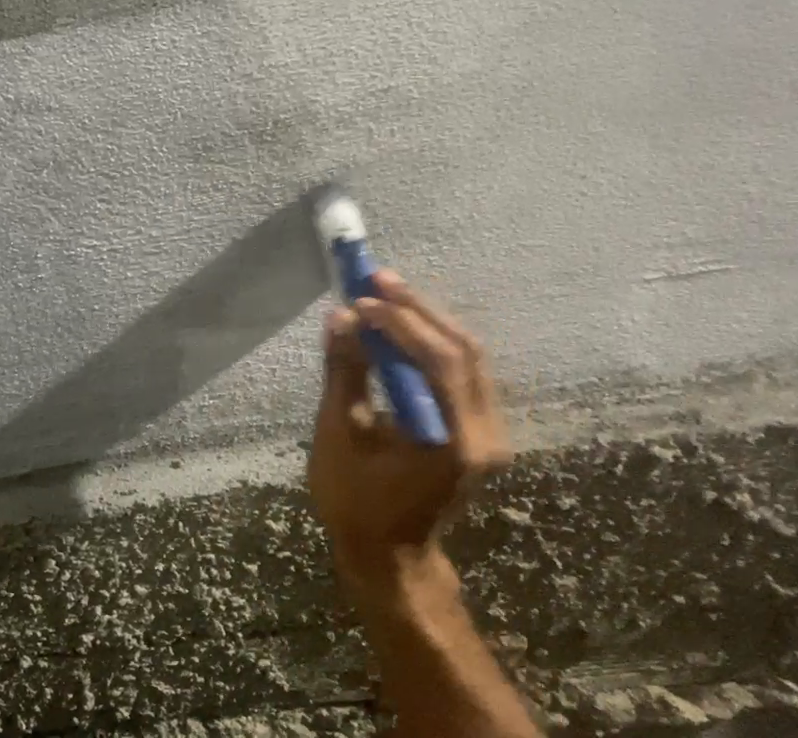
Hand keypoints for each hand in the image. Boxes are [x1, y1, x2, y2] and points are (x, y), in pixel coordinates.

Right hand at [307, 270, 511, 592]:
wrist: (388, 552)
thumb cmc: (354, 498)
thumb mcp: (340, 433)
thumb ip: (346, 373)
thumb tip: (341, 319)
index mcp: (453, 439)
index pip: (439, 362)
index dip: (401, 322)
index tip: (360, 297)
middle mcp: (486, 433)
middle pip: (464, 352)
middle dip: (418, 310)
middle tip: (376, 277)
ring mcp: (489, 434)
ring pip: (469, 359)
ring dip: (427, 322)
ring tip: (385, 292)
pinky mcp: (479, 432)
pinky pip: (463, 375)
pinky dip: (431, 344)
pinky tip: (400, 328)